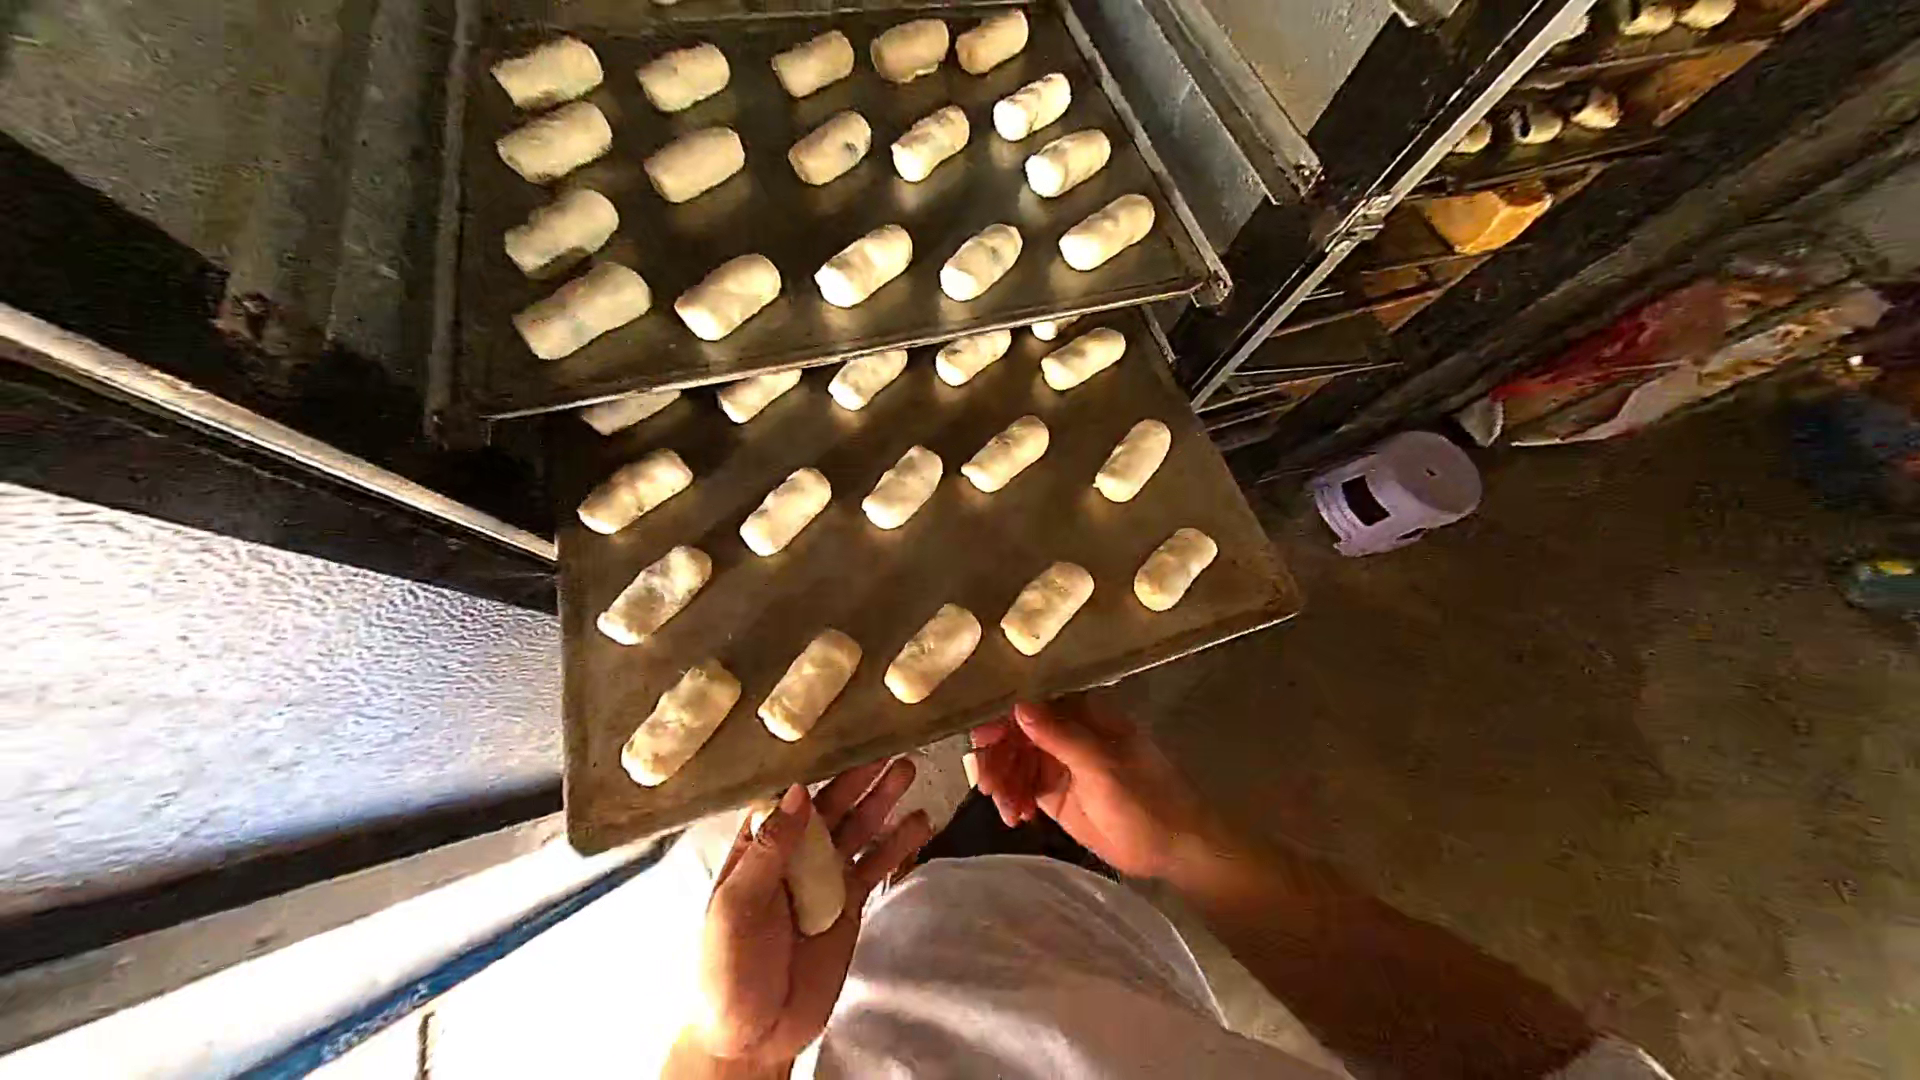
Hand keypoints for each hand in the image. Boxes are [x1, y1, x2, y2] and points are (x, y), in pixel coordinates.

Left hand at [683, 759, 931, 1069]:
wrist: (753, 1038)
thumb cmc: (726, 971)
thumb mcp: (734, 908)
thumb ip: (769, 850)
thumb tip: (796, 791)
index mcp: (761, 846)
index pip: (790, 794)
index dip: (816, 765)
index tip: (842, 734)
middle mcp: (796, 852)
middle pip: (833, 804)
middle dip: (859, 776)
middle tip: (888, 746)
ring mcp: (825, 876)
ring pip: (858, 827)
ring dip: (882, 800)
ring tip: (907, 770)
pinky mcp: (849, 901)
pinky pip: (875, 864)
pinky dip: (897, 842)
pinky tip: (920, 821)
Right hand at [966, 696, 1224, 879]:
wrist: (1172, 848)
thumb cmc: (1145, 798)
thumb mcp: (1102, 766)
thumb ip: (1059, 736)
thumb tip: (1019, 706)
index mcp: (1082, 714)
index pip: (1032, 705)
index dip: (1003, 719)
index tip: (981, 740)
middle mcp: (1065, 732)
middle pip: (1016, 734)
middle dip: (999, 758)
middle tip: (988, 785)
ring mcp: (1058, 762)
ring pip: (1014, 762)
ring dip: (1004, 782)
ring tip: (1007, 809)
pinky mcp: (1054, 791)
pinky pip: (1022, 787)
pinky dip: (1013, 799)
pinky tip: (1016, 817)